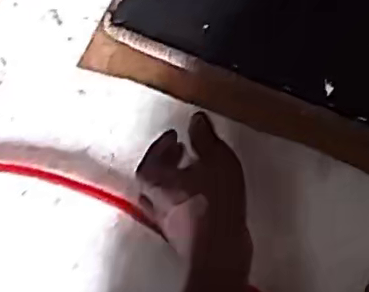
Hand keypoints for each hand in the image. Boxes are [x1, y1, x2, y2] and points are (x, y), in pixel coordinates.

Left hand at [136, 111, 251, 291]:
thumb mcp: (216, 158)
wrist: (219, 248)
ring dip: (172, 180)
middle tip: (179, 149)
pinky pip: (173, 208)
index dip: (160, 146)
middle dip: (164, 162)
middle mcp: (156, 204)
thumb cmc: (215, 202)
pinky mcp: (180, 234)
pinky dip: (182, 194)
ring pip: (160, 197)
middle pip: (151, 180)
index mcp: (159, 183)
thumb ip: (204, 138)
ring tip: (192, 167)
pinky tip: (201, 190)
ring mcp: (166, 222)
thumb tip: (195, 121)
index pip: (149, 161)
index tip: (173, 135)